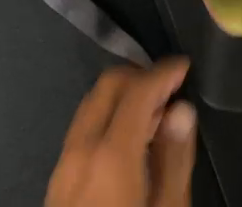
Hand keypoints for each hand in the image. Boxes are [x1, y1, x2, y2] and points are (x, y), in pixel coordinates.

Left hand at [45, 58, 196, 206]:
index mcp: (111, 152)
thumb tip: (182, 110)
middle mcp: (80, 146)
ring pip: (91, 103)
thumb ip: (174, 159)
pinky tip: (126, 138)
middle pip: (107, 85)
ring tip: (153, 112)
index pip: (137, 90)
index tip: (184, 65)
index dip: (164, 71)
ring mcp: (63, 160)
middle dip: (140, 76)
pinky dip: (106, 116)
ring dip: (122, 96)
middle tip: (170, 87)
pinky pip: (82, 128)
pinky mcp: (56, 176)